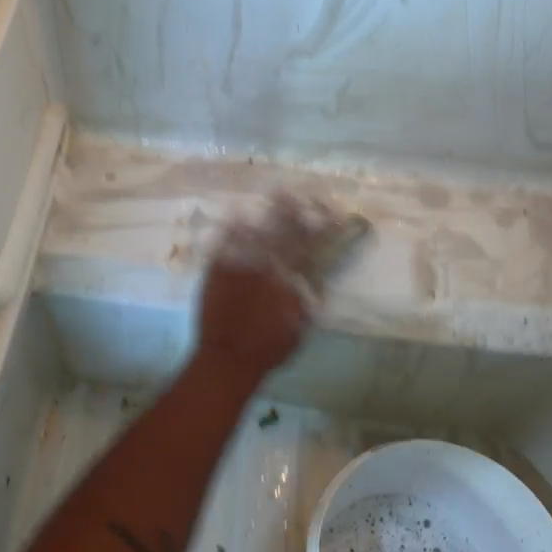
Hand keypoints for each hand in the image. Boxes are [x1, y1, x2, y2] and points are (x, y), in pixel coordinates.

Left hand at [195, 193, 336, 376]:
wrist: (227, 359)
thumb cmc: (268, 349)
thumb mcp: (298, 325)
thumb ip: (306, 297)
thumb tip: (314, 277)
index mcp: (289, 280)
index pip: (311, 246)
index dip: (323, 227)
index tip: (335, 213)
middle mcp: (266, 267)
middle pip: (285, 231)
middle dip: (297, 211)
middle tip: (306, 194)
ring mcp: (238, 265)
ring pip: (257, 230)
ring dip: (270, 211)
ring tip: (279, 192)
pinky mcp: (216, 270)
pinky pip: (225, 242)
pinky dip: (233, 227)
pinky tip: (238, 212)